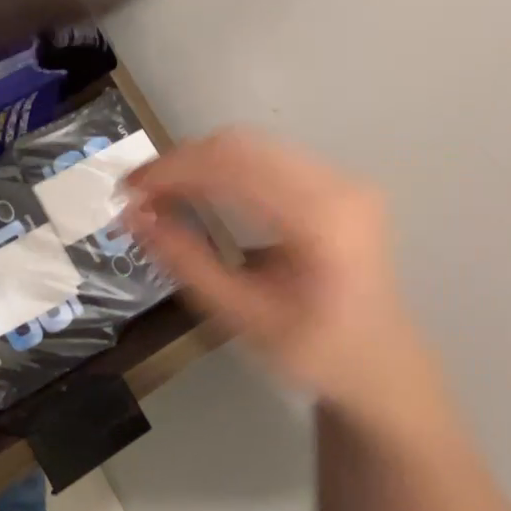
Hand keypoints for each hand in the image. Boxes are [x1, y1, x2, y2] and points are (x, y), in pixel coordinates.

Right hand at [122, 129, 429, 413]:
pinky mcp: (333, 181)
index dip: (171, 171)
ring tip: (159, 193)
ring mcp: (340, 179)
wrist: (383, 365)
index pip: (232, 167)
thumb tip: (132, 216)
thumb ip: (185, 262)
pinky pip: (262, 155)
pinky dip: (217, 166)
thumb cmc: (313, 350)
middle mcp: (337, 186)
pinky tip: (195, 191)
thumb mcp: (240, 315)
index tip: (127, 192)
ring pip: (246, 144)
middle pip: (238, 145)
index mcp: (322, 220)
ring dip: (194, 162)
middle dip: (177, 163)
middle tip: (135, 193)